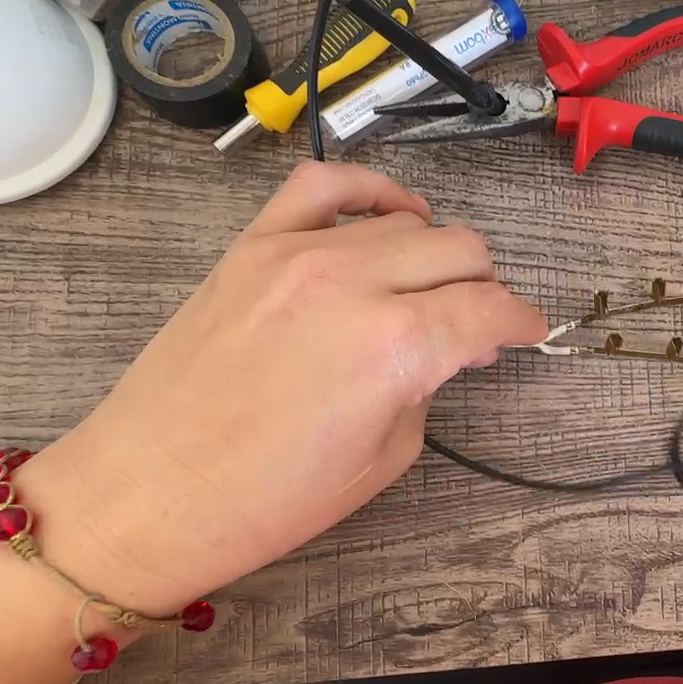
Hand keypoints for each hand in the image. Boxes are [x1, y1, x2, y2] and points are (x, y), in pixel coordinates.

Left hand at [17, 163, 548, 612]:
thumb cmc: (276, 498)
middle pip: (461, 252)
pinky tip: (392, 215)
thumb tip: (454, 344)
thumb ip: (430, 382)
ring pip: (407, 221)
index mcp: (398, 347)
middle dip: (487, 288)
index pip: (490, 311)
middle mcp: (355, 284)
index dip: (522, 324)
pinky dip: (371, 191)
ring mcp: (298, 254)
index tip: (529, 332)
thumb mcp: (388, 452)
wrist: (153, 493)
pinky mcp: (253, 246)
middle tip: (479, 325)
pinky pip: (325, 186)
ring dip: (437, 255)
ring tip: (433, 289)